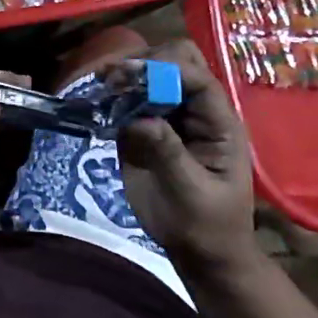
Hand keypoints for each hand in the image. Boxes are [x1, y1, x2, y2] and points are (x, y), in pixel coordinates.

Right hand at [108, 39, 257, 270]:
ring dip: (127, 75)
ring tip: (101, 85)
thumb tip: (140, 120)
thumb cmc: (207, 226)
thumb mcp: (192, 193)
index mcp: (219, 123)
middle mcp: (196, 112)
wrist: (201, 255)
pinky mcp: (146, 131)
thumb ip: (168, 153)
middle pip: (178, 62)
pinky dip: (114, 97)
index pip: (197, 79)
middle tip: (115, 78)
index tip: (131, 75)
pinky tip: (98, 102)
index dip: (166, 70)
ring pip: (153, 76)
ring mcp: (170, 119)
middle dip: (147, 62)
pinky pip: (131, 102)